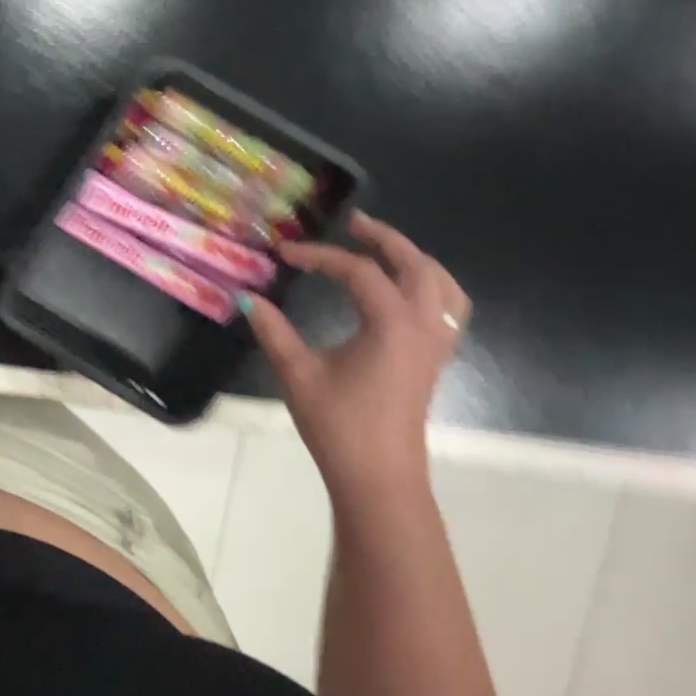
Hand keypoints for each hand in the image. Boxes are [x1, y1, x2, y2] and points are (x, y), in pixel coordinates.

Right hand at [241, 212, 469, 495]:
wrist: (377, 472)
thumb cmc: (337, 422)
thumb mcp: (296, 372)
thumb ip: (272, 330)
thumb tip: (247, 297)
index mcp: (391, 323)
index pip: (359, 271)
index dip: (320, 255)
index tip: (284, 253)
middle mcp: (422, 324)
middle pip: (414, 264)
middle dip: (383, 239)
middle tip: (352, 223)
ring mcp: (436, 341)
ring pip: (441, 283)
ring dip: (414, 258)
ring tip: (383, 248)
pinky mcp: (435, 357)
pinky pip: (448, 306)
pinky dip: (431, 285)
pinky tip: (405, 291)